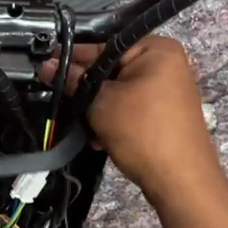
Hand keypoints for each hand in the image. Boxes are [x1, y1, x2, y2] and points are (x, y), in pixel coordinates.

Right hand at [40, 36, 220, 209]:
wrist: (180, 182)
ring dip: (98, 111)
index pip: (104, 46)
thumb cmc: (142, 133)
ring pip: (117, 92)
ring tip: (87, 130)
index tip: (47, 70)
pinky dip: (113, 121)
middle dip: (88, 91)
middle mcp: (165, 64)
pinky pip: (129, 108)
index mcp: (156, 49)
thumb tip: (47, 66)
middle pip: (111, 70)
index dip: (73, 59)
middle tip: (65, 105)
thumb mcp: (102, 104)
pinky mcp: (164, 114)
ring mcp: (167, 90)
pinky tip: (101, 140)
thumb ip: (74, 81)